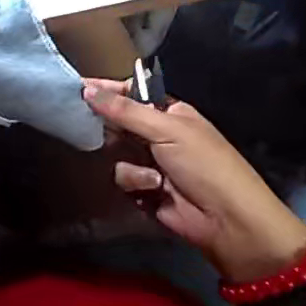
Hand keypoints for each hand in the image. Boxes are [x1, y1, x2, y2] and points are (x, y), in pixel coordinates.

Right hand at [83, 79, 305, 282]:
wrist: (226, 219)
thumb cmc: (203, 164)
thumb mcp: (167, 129)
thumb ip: (125, 110)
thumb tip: (88, 89)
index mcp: (170, 112)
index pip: (132, 93)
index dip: (108, 90)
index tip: (79, 86)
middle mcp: (159, 135)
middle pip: (120, 124)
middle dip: (111, 130)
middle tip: (95, 129)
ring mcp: (151, 163)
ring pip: (116, 155)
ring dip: (131, 167)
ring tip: (152, 177)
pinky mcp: (145, 190)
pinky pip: (123, 180)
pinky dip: (136, 185)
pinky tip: (153, 192)